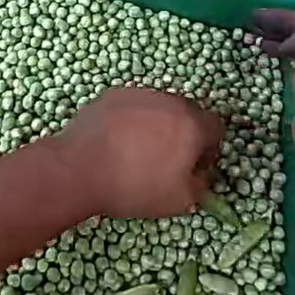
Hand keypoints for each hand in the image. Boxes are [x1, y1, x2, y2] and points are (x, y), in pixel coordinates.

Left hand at [48, 86, 223, 218]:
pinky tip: (115, 142)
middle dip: (183, 134)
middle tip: (166, 160)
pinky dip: (130, 120)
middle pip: (187, 113)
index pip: (215, 128)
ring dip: (156, 125)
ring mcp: (138, 94)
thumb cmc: (134, 186)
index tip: (193, 167)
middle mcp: (168, 100)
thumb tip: (200, 175)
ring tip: (136, 151)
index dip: (209, 150)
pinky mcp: (112, 95)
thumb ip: (201, 185)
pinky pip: (132, 106)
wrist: (78, 168)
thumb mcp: (180, 200)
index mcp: (192, 124)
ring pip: (158, 107)